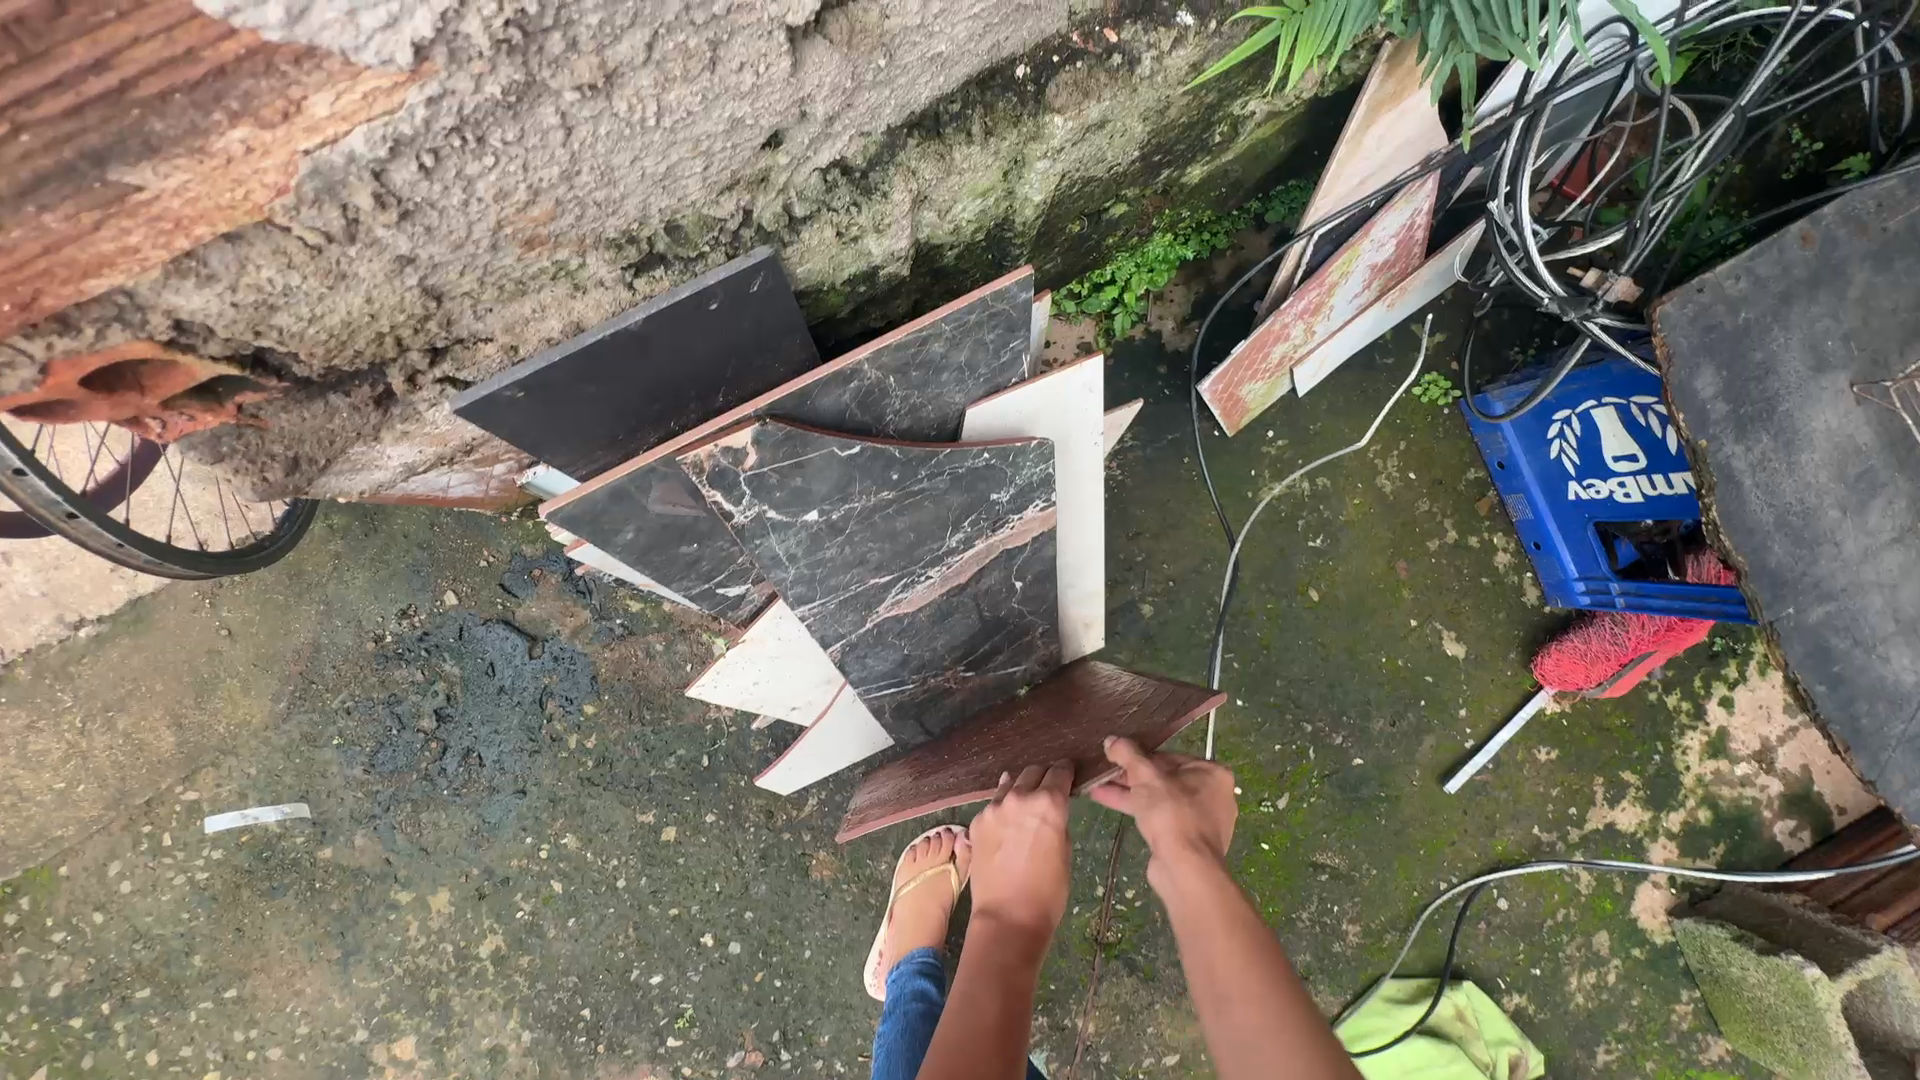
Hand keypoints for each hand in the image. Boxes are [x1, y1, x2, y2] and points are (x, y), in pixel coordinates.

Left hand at [964, 762, 1073, 946]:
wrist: (1007, 917)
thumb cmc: (1048, 892)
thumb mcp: (1065, 852)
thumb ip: (1057, 822)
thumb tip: (1049, 810)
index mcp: (1049, 803)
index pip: (1060, 771)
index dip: (1066, 772)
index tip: (1068, 774)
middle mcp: (1020, 797)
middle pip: (1033, 771)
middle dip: (1043, 777)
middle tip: (1048, 790)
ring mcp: (994, 808)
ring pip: (1010, 784)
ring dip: (1020, 790)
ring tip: (1024, 805)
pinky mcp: (977, 822)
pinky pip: (993, 805)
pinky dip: (1002, 808)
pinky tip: (1006, 824)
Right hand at [1088, 737, 1237, 885]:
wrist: (1185, 869)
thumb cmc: (1172, 814)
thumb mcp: (1145, 777)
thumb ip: (1128, 755)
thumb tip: (1111, 740)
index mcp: (1212, 774)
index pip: (1170, 756)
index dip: (1140, 757)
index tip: (1116, 757)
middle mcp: (1212, 795)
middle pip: (1163, 779)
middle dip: (1130, 776)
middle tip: (1104, 772)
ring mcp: (1200, 820)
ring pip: (1159, 799)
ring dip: (1129, 793)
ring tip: (1097, 786)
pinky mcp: (1187, 840)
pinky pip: (1160, 817)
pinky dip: (1138, 810)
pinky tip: (1109, 802)